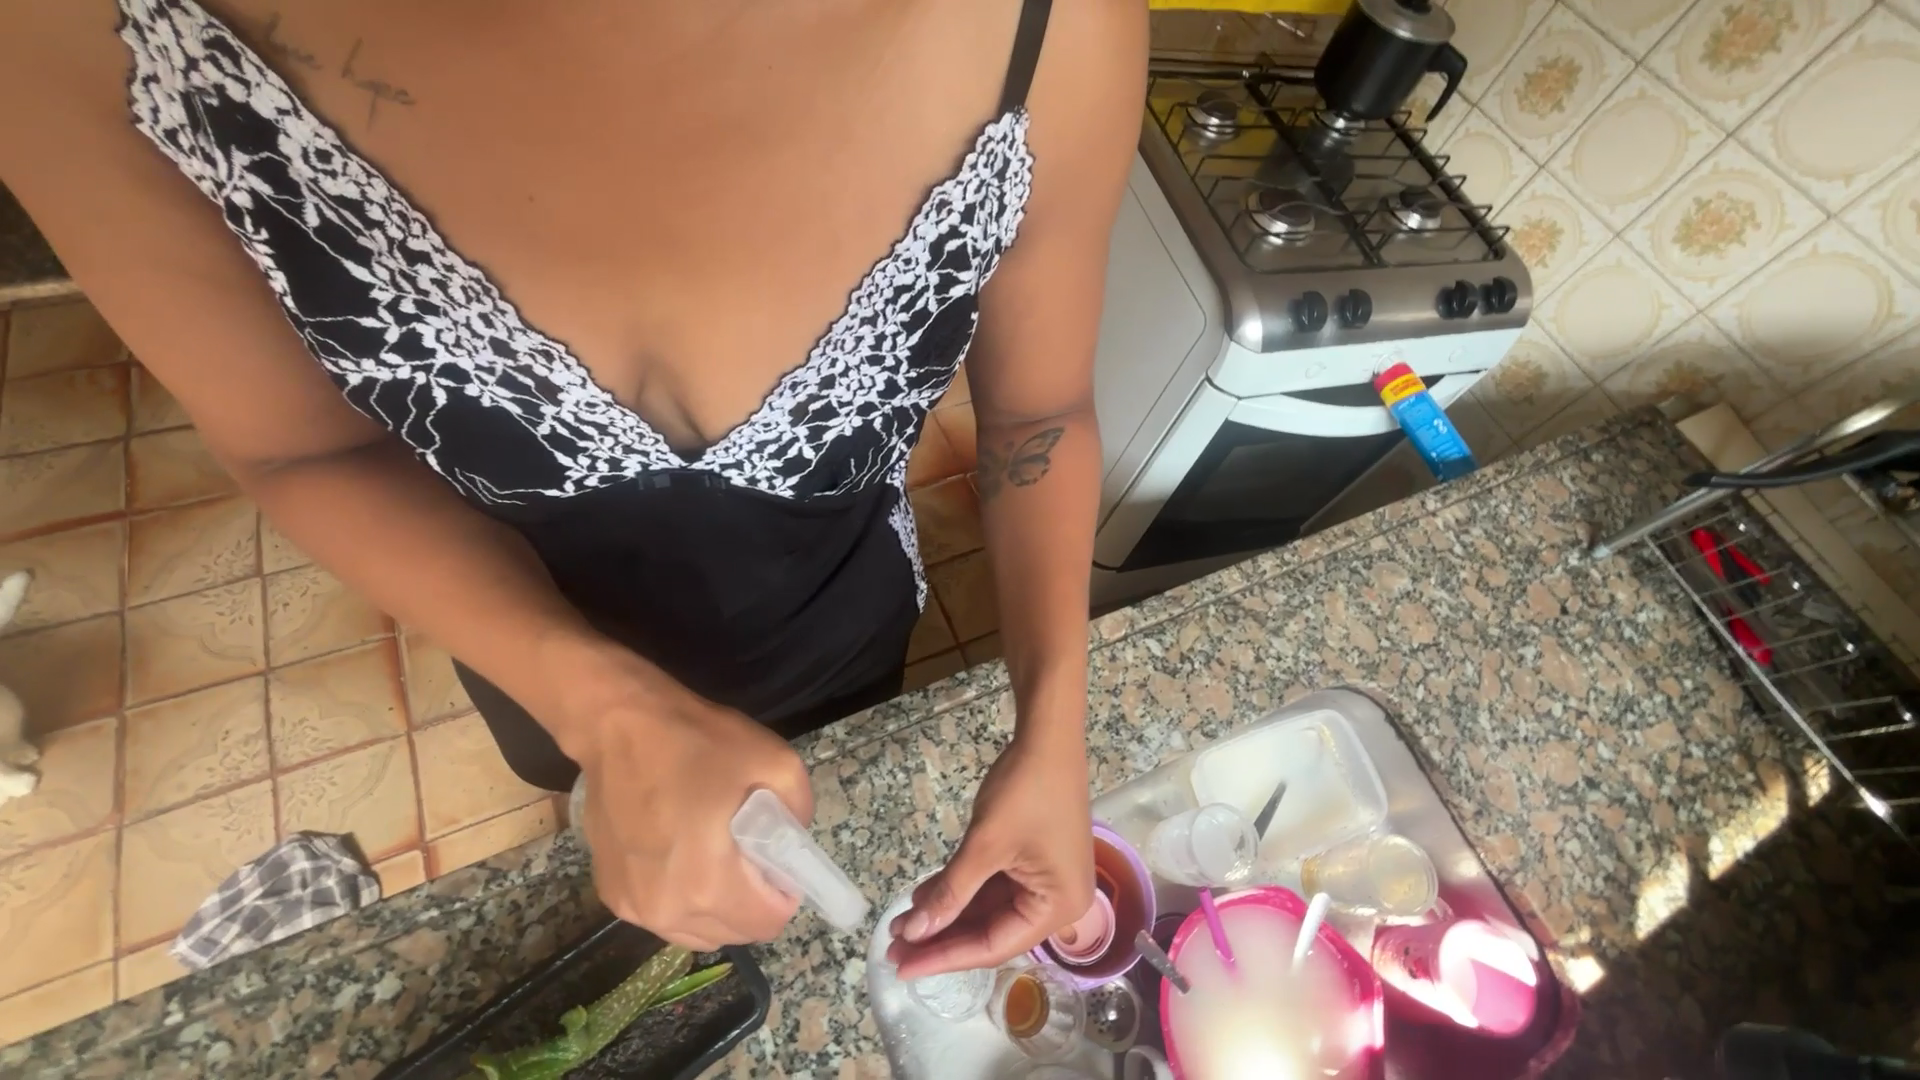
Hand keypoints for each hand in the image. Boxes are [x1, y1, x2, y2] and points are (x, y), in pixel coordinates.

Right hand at [562, 646, 810, 951]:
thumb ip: (799, 809)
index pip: (767, 923)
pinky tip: (684, 853)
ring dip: (719, 906)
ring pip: (697, 932)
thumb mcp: (776, 761)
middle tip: (751, 850)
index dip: (785, 892)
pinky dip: (684, 898)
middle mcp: (666, 911)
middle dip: (754, 900)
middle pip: (733, 933)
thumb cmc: (699, 742)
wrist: (619, 726)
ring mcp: (632, 908)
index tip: (780, 858)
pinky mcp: (610, 895)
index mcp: (708, 884)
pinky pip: (665, 917)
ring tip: (718, 852)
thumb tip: (794, 838)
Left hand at [886, 733, 1093, 978]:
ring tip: (902, 921)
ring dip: (947, 911)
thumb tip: (915, 932)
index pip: (993, 946)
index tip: (902, 966)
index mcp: (1057, 908)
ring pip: (988, 908)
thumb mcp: (984, 846)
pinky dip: (961, 888)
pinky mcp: (1033, 859)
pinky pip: (993, 884)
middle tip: (893, 945)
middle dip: (941, 935)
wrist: (1046, 738)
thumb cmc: (1024, 793)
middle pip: (990, 930)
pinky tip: (925, 894)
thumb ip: (951, 893)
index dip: (945, 957)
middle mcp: (1057, 902)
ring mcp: (1045, 879)